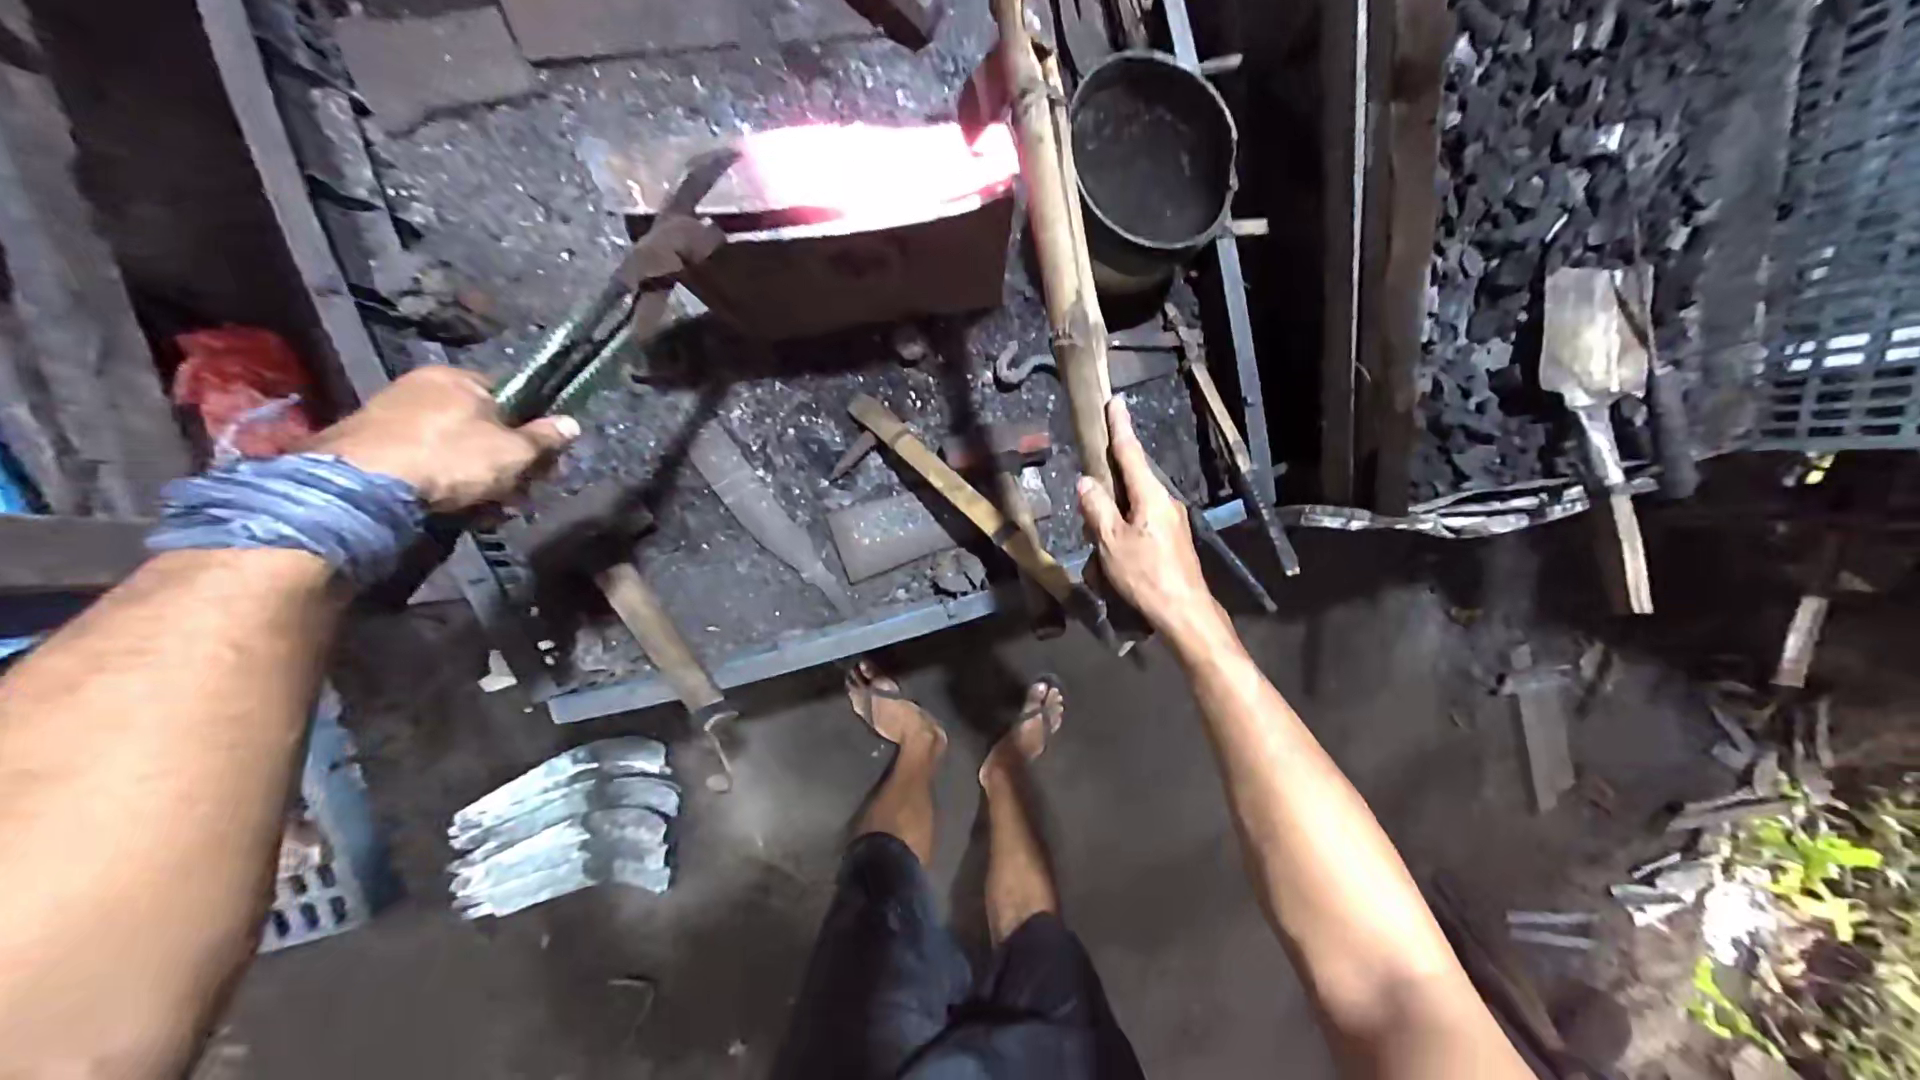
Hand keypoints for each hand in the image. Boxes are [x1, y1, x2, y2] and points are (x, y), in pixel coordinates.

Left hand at [304, 366, 579, 510]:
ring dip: (478, 479)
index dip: (531, 429)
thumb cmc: (453, 458)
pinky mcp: (368, 449)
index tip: (542, 459)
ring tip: (487, 509)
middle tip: (518, 492)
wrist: (365, 491)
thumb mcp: (515, 451)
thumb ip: (545, 438)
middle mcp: (419, 388)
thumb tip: (571, 424)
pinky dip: (443, 484)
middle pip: (482, 426)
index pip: (510, 396)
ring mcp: (389, 418)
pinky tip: (454, 508)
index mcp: (455, 377)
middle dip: (504, 461)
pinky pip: (425, 465)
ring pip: (455, 450)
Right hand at [1077, 397, 1232, 655]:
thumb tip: (1086, 482)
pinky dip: (1125, 520)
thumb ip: (1097, 508)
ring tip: (1097, 523)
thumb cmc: (1146, 575)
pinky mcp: (1172, 538)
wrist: (1183, 610)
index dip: (1120, 428)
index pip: (1131, 454)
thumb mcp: (1111, 542)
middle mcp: (1165, 502)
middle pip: (1135, 476)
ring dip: (1116, 504)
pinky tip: (1113, 542)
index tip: (1115, 403)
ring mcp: (1171, 520)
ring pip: (1137, 500)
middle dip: (1113, 471)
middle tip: (1093, 466)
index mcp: (1151, 496)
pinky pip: (1143, 517)